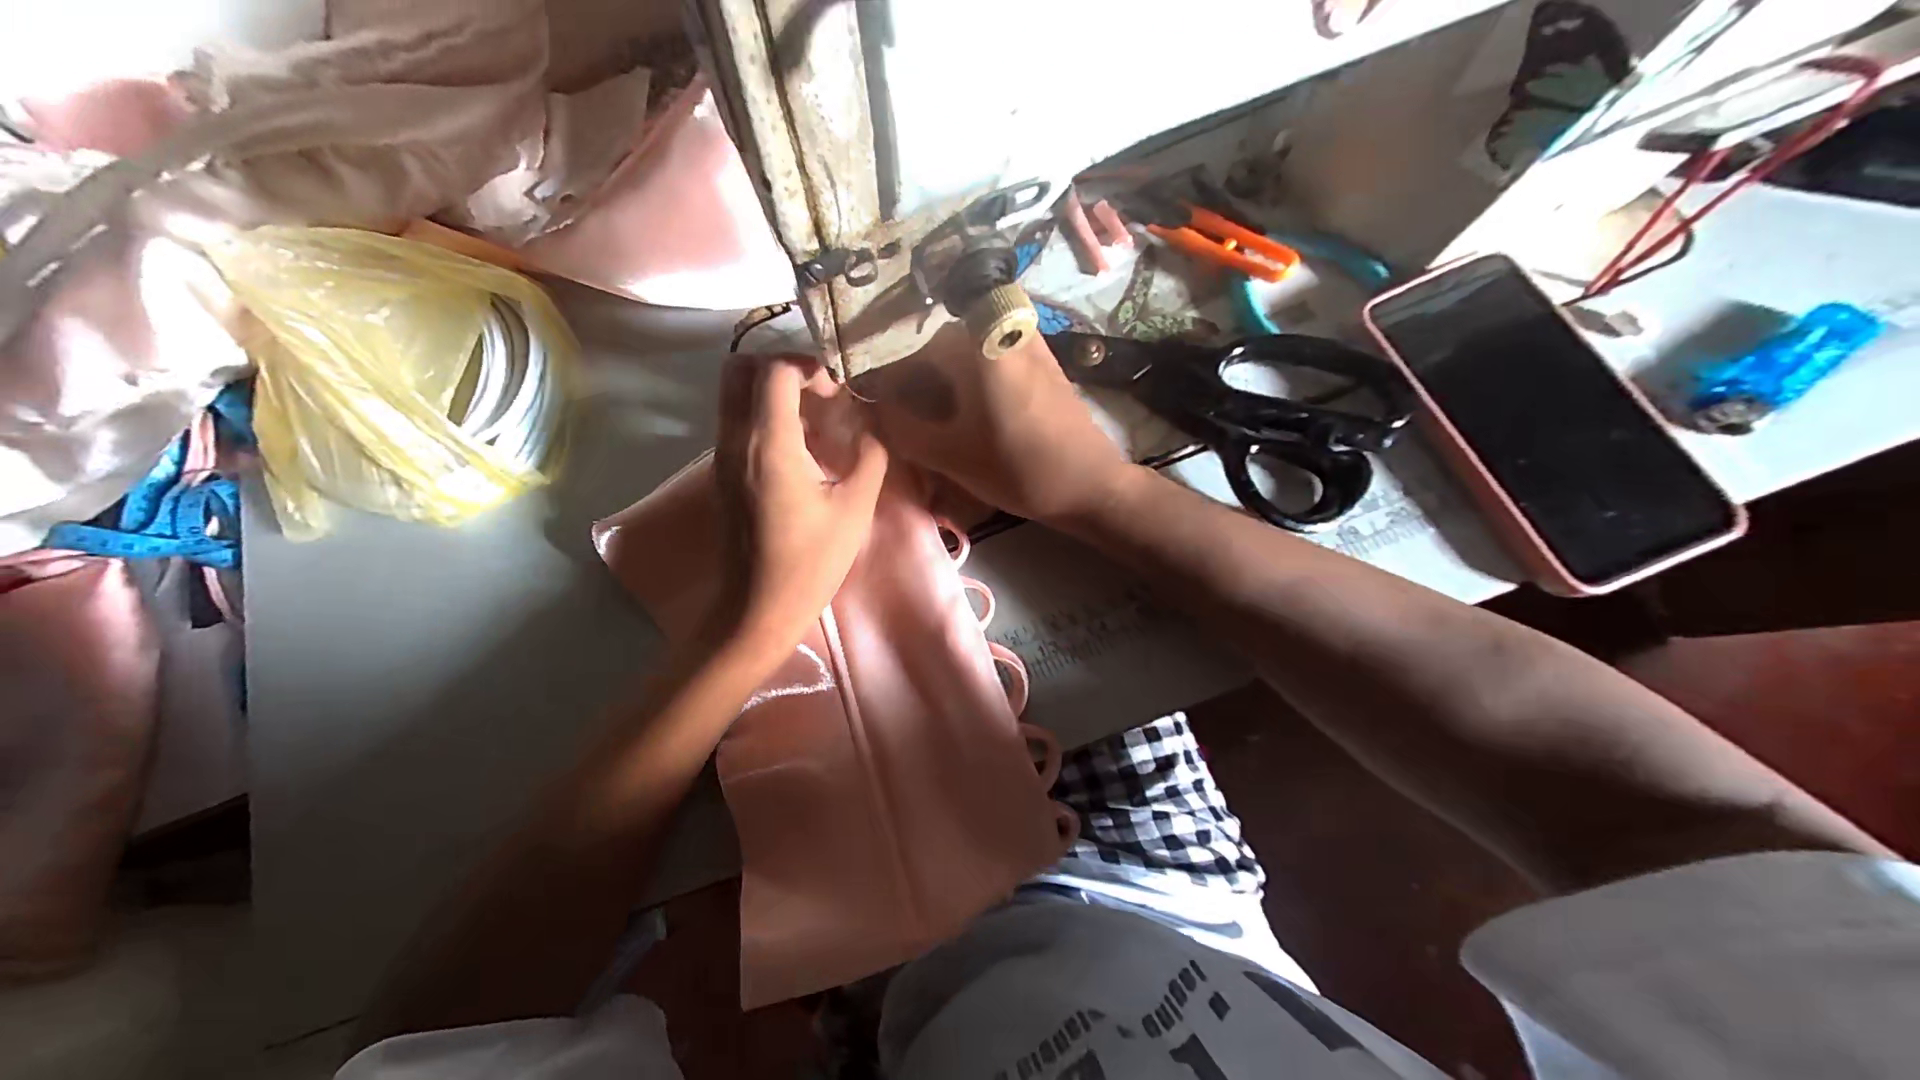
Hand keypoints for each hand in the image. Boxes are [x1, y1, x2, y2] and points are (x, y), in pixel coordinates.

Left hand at [712, 355, 887, 653]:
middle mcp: (736, 441)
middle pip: (739, 369)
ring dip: (770, 391)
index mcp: (768, 444)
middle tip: (818, 389)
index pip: (774, 370)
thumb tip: (871, 433)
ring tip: (814, 417)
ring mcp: (722, 457)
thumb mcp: (853, 510)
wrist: (756, 610)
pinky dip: (763, 415)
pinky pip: (736, 422)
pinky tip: (801, 446)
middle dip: (780, 366)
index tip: (837, 390)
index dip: (808, 365)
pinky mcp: (722, 474)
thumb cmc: (810, 563)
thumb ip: (869, 460)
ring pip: (733, 395)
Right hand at [857, 322, 1134, 523]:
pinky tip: (957, 408)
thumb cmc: (1018, 468)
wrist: (1088, 484)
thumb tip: (867, 404)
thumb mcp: (948, 453)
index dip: (879, 370)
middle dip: (907, 372)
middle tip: (894, 410)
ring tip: (923, 412)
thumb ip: (899, 425)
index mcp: (977, 337)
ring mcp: (1021, 333)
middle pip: (931, 336)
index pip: (906, 341)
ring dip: (934, 373)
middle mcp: (999, 321)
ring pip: (956, 344)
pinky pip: (982, 350)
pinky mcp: (1034, 352)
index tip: (869, 399)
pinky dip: (962, 373)